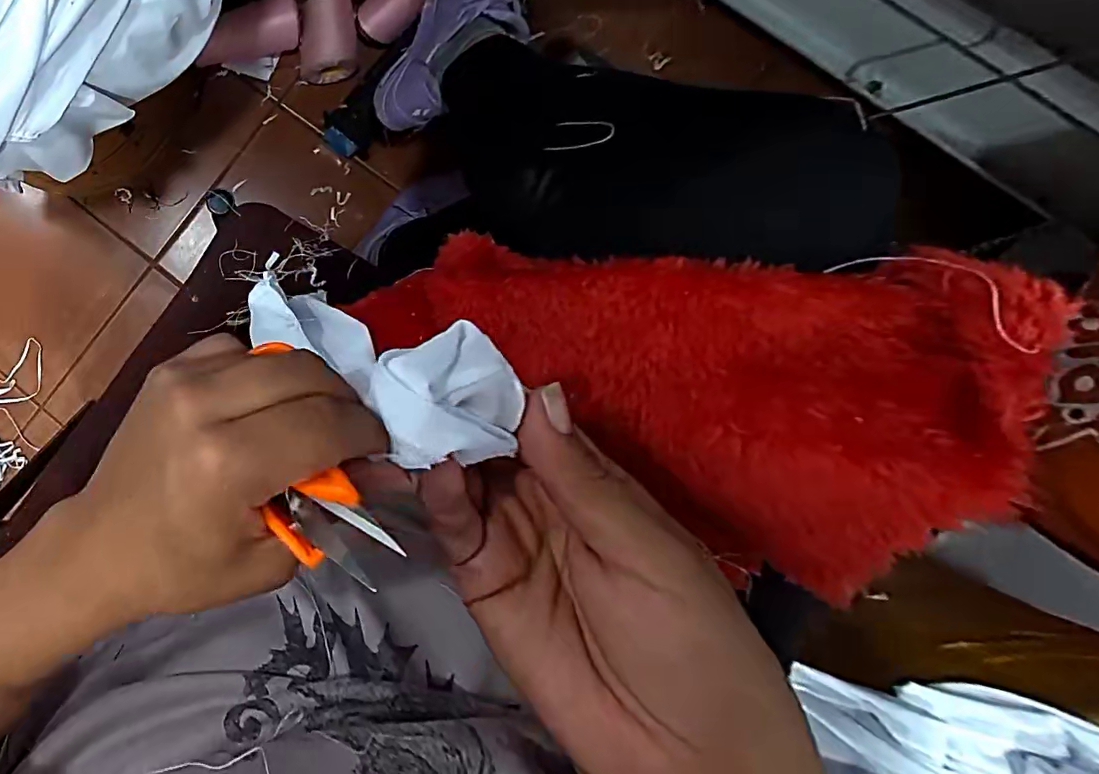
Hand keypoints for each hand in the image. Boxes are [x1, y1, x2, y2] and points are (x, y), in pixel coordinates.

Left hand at [64, 334, 389, 621]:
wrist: (99, 545)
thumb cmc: (181, 568)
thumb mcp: (266, 563)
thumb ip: (324, 512)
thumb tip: (366, 469)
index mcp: (227, 463)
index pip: (323, 425)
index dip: (364, 432)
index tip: (377, 445)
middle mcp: (204, 404)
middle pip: (306, 374)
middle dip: (344, 400)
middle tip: (350, 428)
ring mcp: (181, 377)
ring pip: (277, 355)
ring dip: (307, 382)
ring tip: (309, 413)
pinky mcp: (169, 366)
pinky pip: (239, 348)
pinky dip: (264, 370)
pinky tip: (259, 399)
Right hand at [420, 385, 819, 773]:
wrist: (683, 759)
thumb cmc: (690, 638)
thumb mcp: (645, 549)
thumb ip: (582, 477)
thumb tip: (540, 392)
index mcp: (585, 476)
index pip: (530, 418)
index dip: (495, 391)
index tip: (456, 363)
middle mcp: (538, 494)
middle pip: (485, 440)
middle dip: (452, 413)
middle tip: (414, 385)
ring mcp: (506, 533)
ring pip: (460, 476)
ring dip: (434, 447)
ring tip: (407, 423)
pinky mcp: (481, 576)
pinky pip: (454, 527)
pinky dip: (438, 497)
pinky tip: (433, 474)